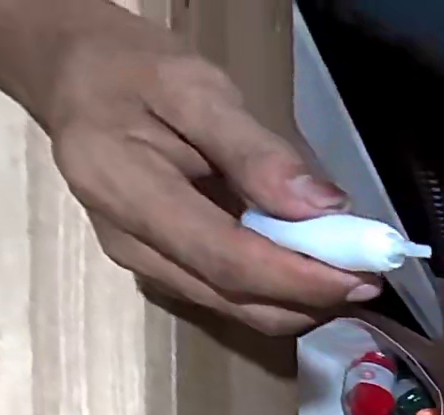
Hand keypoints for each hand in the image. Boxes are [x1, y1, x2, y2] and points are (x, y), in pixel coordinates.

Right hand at [36, 7, 380, 333]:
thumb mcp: (194, 85)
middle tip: (369, 279)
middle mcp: (133, 246)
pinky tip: (312, 274)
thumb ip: (258, 152)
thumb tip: (325, 210)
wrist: (74, 80)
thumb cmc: (131, 71)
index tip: (362, 277)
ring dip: (303, 306)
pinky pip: (235, 304)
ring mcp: (149, 269)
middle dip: (312, 300)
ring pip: (241, 313)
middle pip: (239, 301)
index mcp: (124, 189)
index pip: (227, 261)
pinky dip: (283, 297)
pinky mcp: (168, 277)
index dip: (300, 279)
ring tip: (349, 277)